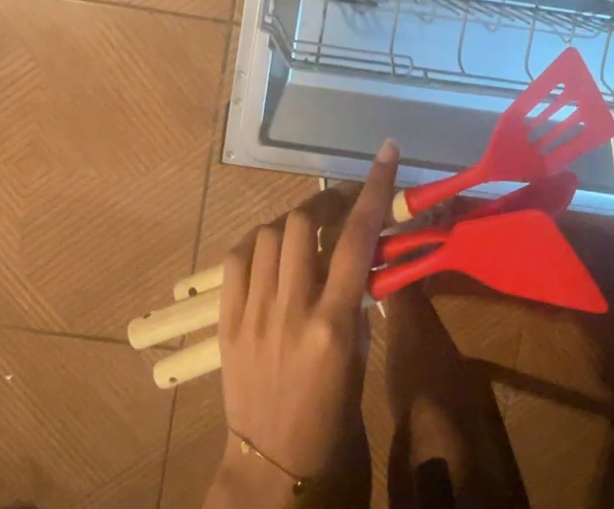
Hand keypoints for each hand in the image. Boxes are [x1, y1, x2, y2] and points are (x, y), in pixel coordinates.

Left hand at [212, 141, 399, 498]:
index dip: (373, 188)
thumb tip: (360, 260)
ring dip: (292, 222)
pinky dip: (257, 243)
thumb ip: (358, 305)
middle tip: (338, 206)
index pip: (357, 238)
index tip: (385, 152)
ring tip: (306, 233)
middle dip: (325, 201)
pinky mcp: (228, 320)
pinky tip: (270, 251)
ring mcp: (253, 312)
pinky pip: (237, 259)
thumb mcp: (359, 361)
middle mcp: (292, 308)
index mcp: (333, 322)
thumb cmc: (330, 416)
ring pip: (268, 234)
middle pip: (303, 223)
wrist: (272, 462)